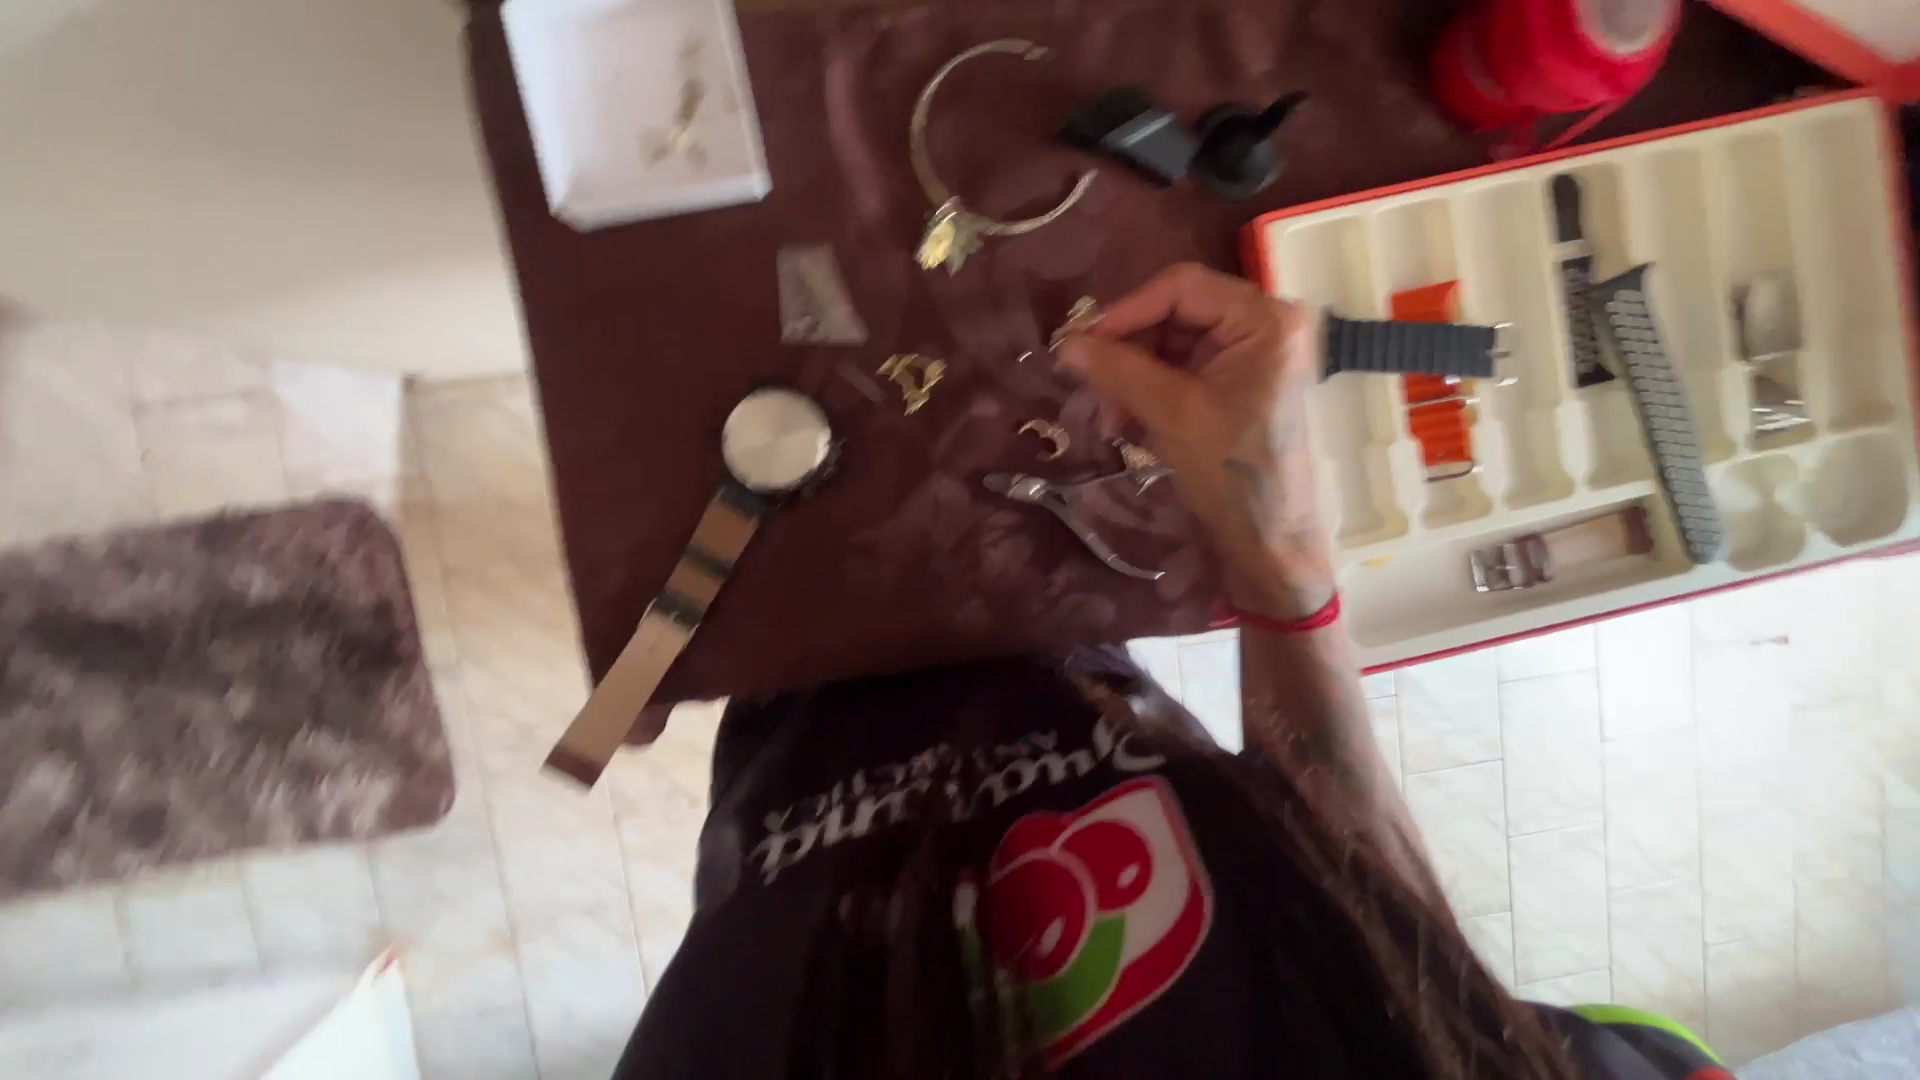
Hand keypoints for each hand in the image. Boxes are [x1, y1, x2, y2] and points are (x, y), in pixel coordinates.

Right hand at [1057, 263, 1332, 618]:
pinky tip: (1127, 424)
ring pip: (1168, 346)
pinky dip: (1146, 393)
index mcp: (1263, 320)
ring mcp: (1246, 359)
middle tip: (1092, 388)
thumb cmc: (1232, 473)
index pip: (1181, 288)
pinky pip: (1177, 373)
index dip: (1125, 312)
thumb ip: (1119, 371)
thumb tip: (1064, 344)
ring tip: (1111, 419)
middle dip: (1127, 352)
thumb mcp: (1172, 415)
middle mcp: (1260, 327)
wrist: (1268, 541)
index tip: (1080, 345)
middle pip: (1173, 315)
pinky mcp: (1232, 387)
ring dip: (1131, 377)